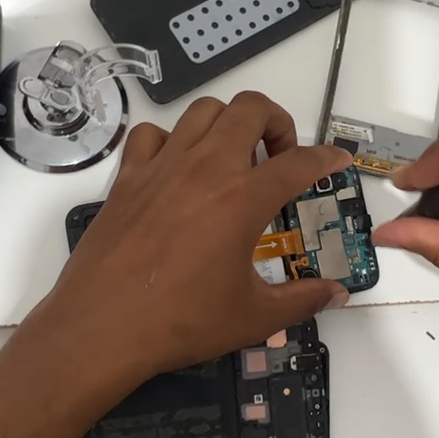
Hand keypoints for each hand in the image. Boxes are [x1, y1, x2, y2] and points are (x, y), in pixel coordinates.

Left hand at [20, 92, 351, 393]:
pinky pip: (153, 134)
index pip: (299, 163)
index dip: (327, 158)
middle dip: (277, 122)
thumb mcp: (253, 317)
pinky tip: (177, 169)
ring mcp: (163, 167)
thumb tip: (338, 294)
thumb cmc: (181, 322)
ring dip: (228, 124)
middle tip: (279, 158)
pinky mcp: (128, 177)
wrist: (101, 329)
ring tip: (233, 159)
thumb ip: (302, 300)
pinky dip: (172, 140)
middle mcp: (205, 169)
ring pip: (203, 110)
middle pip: (251, 109)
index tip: (338, 160)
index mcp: (242, 199)